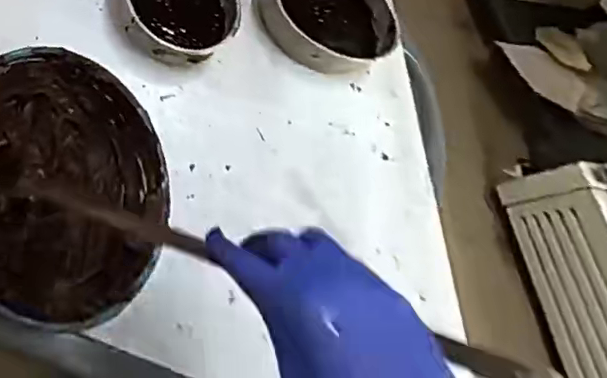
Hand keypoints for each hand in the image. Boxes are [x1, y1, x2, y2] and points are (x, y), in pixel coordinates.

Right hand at [207, 227, 447, 377]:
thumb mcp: (292, 369)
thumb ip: (279, 326)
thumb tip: (278, 310)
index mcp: (285, 295)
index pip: (240, 259)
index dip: (222, 249)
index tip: (215, 240)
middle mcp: (318, 274)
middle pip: (277, 240)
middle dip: (259, 247)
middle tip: (251, 257)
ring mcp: (358, 280)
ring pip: (316, 244)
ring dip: (299, 252)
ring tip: (294, 270)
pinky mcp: (391, 296)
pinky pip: (353, 268)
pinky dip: (335, 273)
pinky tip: (338, 299)